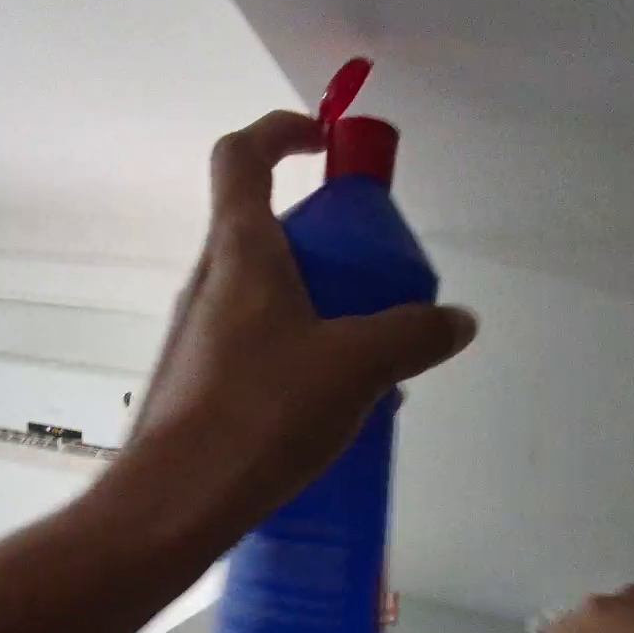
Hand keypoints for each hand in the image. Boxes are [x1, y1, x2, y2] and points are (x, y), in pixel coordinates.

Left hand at [122, 111, 476, 523]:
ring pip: (258, 296)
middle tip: (367, 283)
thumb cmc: (262, 411)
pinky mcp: (192, 382)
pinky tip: (322, 408)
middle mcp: (207, 282)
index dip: (281, 131)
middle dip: (319, 242)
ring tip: (359, 360)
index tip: (324, 142)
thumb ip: (413, 335)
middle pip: (260, 230)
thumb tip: (458, 321)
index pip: (242, 155)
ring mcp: (194, 335)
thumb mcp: (357, 367)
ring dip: (309, 307)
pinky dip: (290, 353)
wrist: (174, 501)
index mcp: (240, 252)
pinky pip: (249, 345)